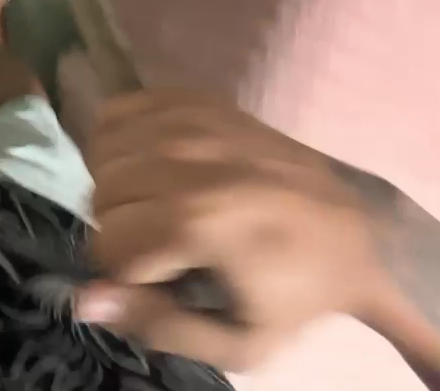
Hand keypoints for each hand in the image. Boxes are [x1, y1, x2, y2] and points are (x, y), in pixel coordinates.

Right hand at [74, 89, 394, 371]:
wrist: (354, 229)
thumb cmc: (293, 291)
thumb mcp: (239, 341)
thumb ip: (156, 324)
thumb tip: (85, 300)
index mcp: (198, 222)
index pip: (107, 244)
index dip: (122, 272)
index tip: (156, 277)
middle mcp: (184, 160)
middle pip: (101, 194)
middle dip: (117, 227)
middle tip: (155, 242)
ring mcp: (187, 121)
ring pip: (101, 150)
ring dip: (114, 183)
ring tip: (149, 203)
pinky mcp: (192, 98)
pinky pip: (117, 109)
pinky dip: (117, 139)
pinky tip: (146, 162)